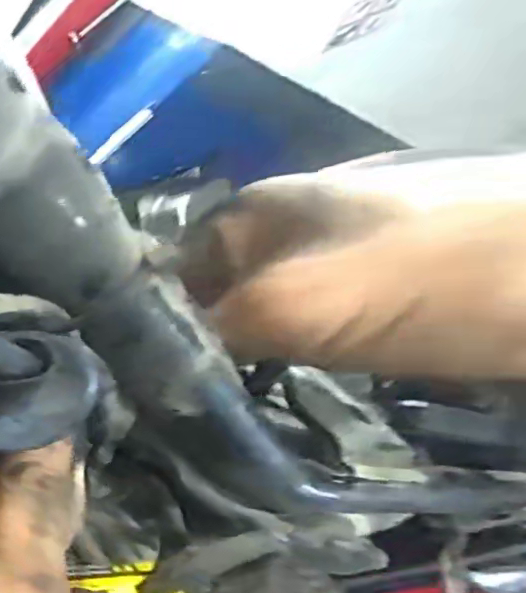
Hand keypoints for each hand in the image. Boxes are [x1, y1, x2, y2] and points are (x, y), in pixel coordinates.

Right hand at [176, 155, 525, 378]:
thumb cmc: (447, 279)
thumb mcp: (287, 312)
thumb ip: (196, 334)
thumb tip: (146, 365)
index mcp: (254, 206)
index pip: (159, 275)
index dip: (153, 326)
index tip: (163, 376)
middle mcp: (300, 211)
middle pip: (221, 291)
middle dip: (216, 339)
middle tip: (229, 386)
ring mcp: (373, 232)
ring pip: (283, 305)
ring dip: (278, 348)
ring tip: (295, 380)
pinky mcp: (430, 263)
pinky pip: (346, 312)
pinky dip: (338, 345)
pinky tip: (358, 365)